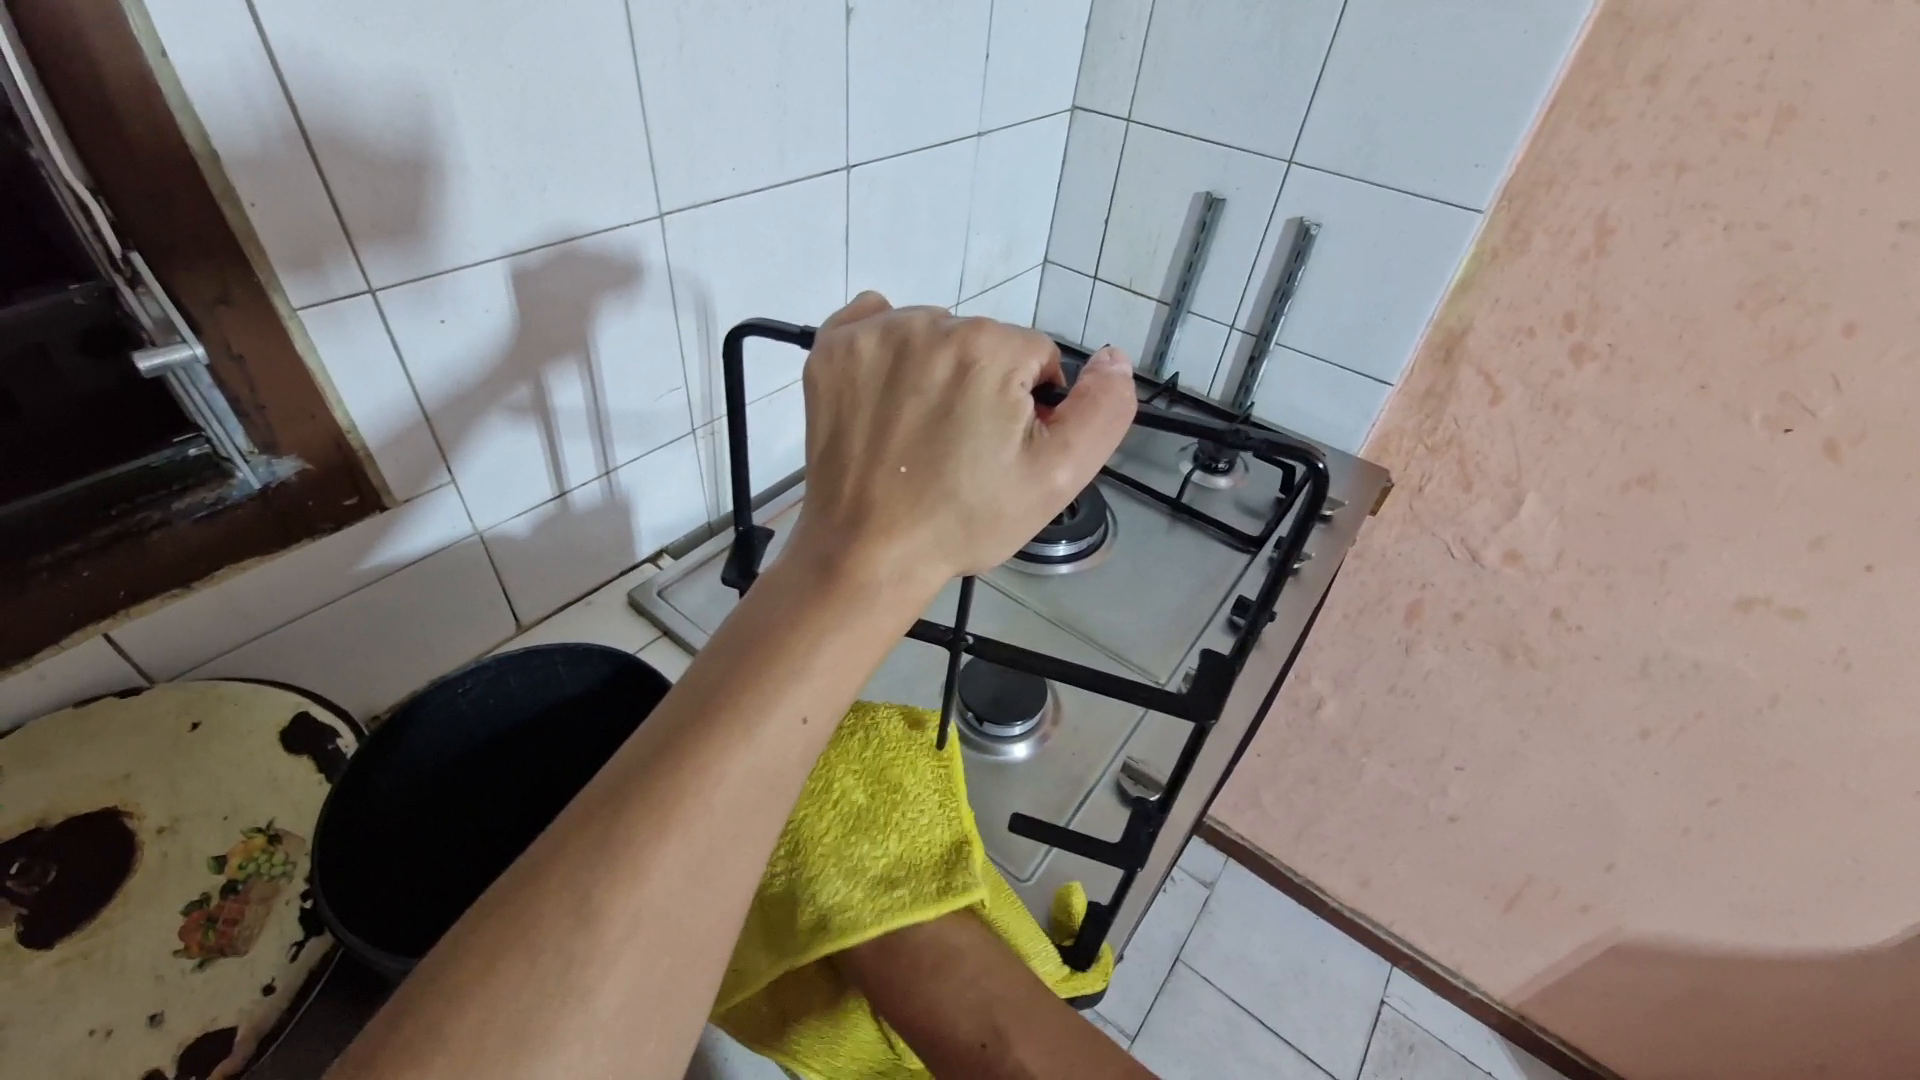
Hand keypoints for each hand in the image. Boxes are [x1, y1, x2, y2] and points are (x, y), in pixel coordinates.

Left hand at [785, 292, 1135, 597]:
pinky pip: (875, 323)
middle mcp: (931, 323)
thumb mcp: (1057, 478)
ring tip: (920, 435)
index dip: (1029, 408)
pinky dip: (886, 352)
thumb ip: (1102, 411)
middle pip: (984, 344)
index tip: (1002, 450)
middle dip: (983, 387)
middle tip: (960, 449)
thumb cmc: (964, 520)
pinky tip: (887, 398)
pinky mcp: (831, 349)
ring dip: (937, 372)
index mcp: (991, 347)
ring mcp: (874, 333)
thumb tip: (1114, 359)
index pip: (1036, 358)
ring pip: (933, 336)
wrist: (867, 551)